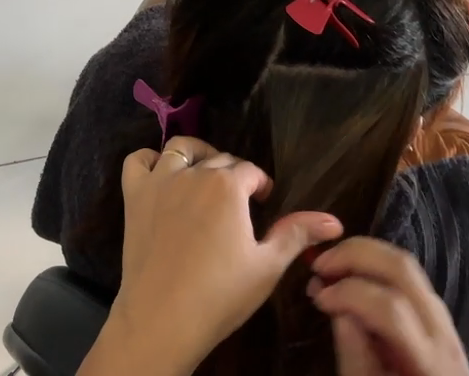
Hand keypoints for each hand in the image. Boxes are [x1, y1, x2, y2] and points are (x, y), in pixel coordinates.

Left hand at [82, 136, 344, 375]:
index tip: (262, 203)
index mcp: (228, 185)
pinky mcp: (134, 196)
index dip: (260, 186)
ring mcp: (160, 181)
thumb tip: (334, 221)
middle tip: (237, 204)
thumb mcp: (267, 266)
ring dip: (196, 156)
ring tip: (203, 176)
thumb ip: (297, 235)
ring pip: (180, 149)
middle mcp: (195, 173)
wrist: (162, 320)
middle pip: (220, 160)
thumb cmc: (220, 295)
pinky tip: (160, 175)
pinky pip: (137, 160)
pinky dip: (148, 160)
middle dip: (233, 175)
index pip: (251, 171)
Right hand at [308, 238, 468, 375]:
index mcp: (432, 358)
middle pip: (401, 269)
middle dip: (355, 256)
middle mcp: (441, 326)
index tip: (318, 296)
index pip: (391, 308)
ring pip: (404, 263)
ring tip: (330, 263)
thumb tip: (337, 309)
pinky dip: (374, 263)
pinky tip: (351, 272)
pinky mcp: (433, 308)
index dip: (350, 294)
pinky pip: (404, 273)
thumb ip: (355, 357)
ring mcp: (442, 313)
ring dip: (363, 254)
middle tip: (320, 264)